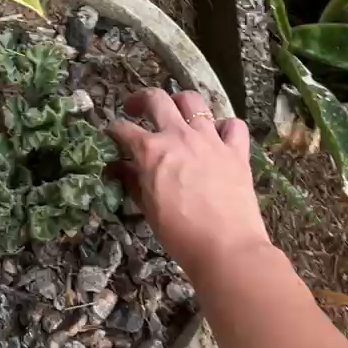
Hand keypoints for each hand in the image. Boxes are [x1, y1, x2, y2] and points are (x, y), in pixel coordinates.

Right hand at [109, 90, 271, 273]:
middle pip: (156, 98)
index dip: (113, 130)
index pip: (123, 129)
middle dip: (140, 99)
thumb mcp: (146, 207)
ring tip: (177, 112)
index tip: (112, 135)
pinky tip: (218, 136)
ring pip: (193, 101)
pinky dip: (224, 126)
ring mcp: (210, 140)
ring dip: (180, 102)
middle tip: (135, 108)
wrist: (226, 249)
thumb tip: (117, 167)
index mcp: (151, 150)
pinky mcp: (236, 151)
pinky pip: (233, 125)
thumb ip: (131, 180)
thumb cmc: (180, 233)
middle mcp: (178, 135)